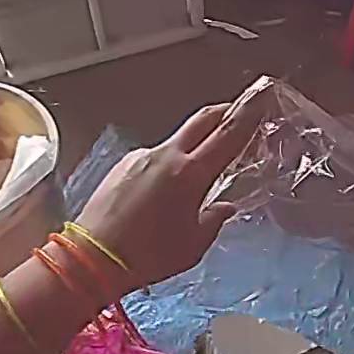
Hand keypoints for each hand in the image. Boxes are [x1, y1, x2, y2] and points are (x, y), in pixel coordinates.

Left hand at [73, 95, 263, 292]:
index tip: (262, 95)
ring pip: (178, 140)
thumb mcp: (193, 246)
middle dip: (226, 111)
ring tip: (201, 167)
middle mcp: (166, 156)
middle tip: (242, 111)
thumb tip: (225, 206)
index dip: (249, 112)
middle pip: (203, 119)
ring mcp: (141, 157)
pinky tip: (165, 188)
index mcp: (190, 174)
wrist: (91, 258)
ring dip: (195, 143)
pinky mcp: (123, 165)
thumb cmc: (148, 256)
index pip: (228, 134)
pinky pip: (155, 157)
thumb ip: (214, 220)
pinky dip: (169, 163)